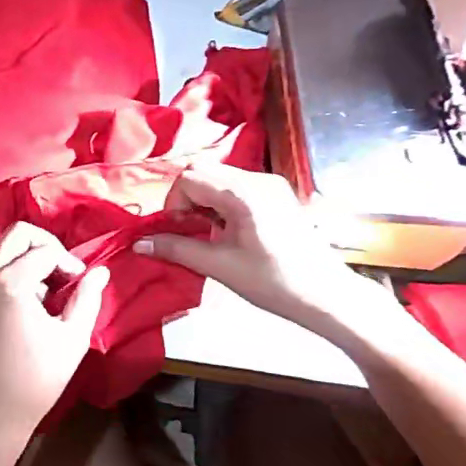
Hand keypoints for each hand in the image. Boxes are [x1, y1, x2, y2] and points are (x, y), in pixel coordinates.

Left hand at [0, 223, 109, 441]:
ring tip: (49, 294)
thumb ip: (87, 298)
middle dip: (46, 245)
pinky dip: (15, 273)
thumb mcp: (72, 338)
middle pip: (17, 234)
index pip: (45, 250)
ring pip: (4, 250)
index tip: (81, 284)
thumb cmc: (36, 379)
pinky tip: (31, 303)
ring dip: (30, 259)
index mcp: (10, 284)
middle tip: (64, 272)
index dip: (69, 262)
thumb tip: (101, 271)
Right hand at [134, 163, 392, 327]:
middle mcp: (256, 179)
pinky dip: (220, 201)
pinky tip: (227, 230)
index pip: (189, 178)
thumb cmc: (273, 283)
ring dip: (202, 199)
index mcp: (242, 194)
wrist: (326, 295)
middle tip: (188, 230)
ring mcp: (269, 184)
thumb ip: (177, 249)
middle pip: (202, 170)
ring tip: (208, 233)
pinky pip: (236, 185)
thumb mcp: (219, 267)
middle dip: (185, 198)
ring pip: (218, 176)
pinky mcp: (276, 193)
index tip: (177, 231)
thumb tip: (139, 244)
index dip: (173, 203)